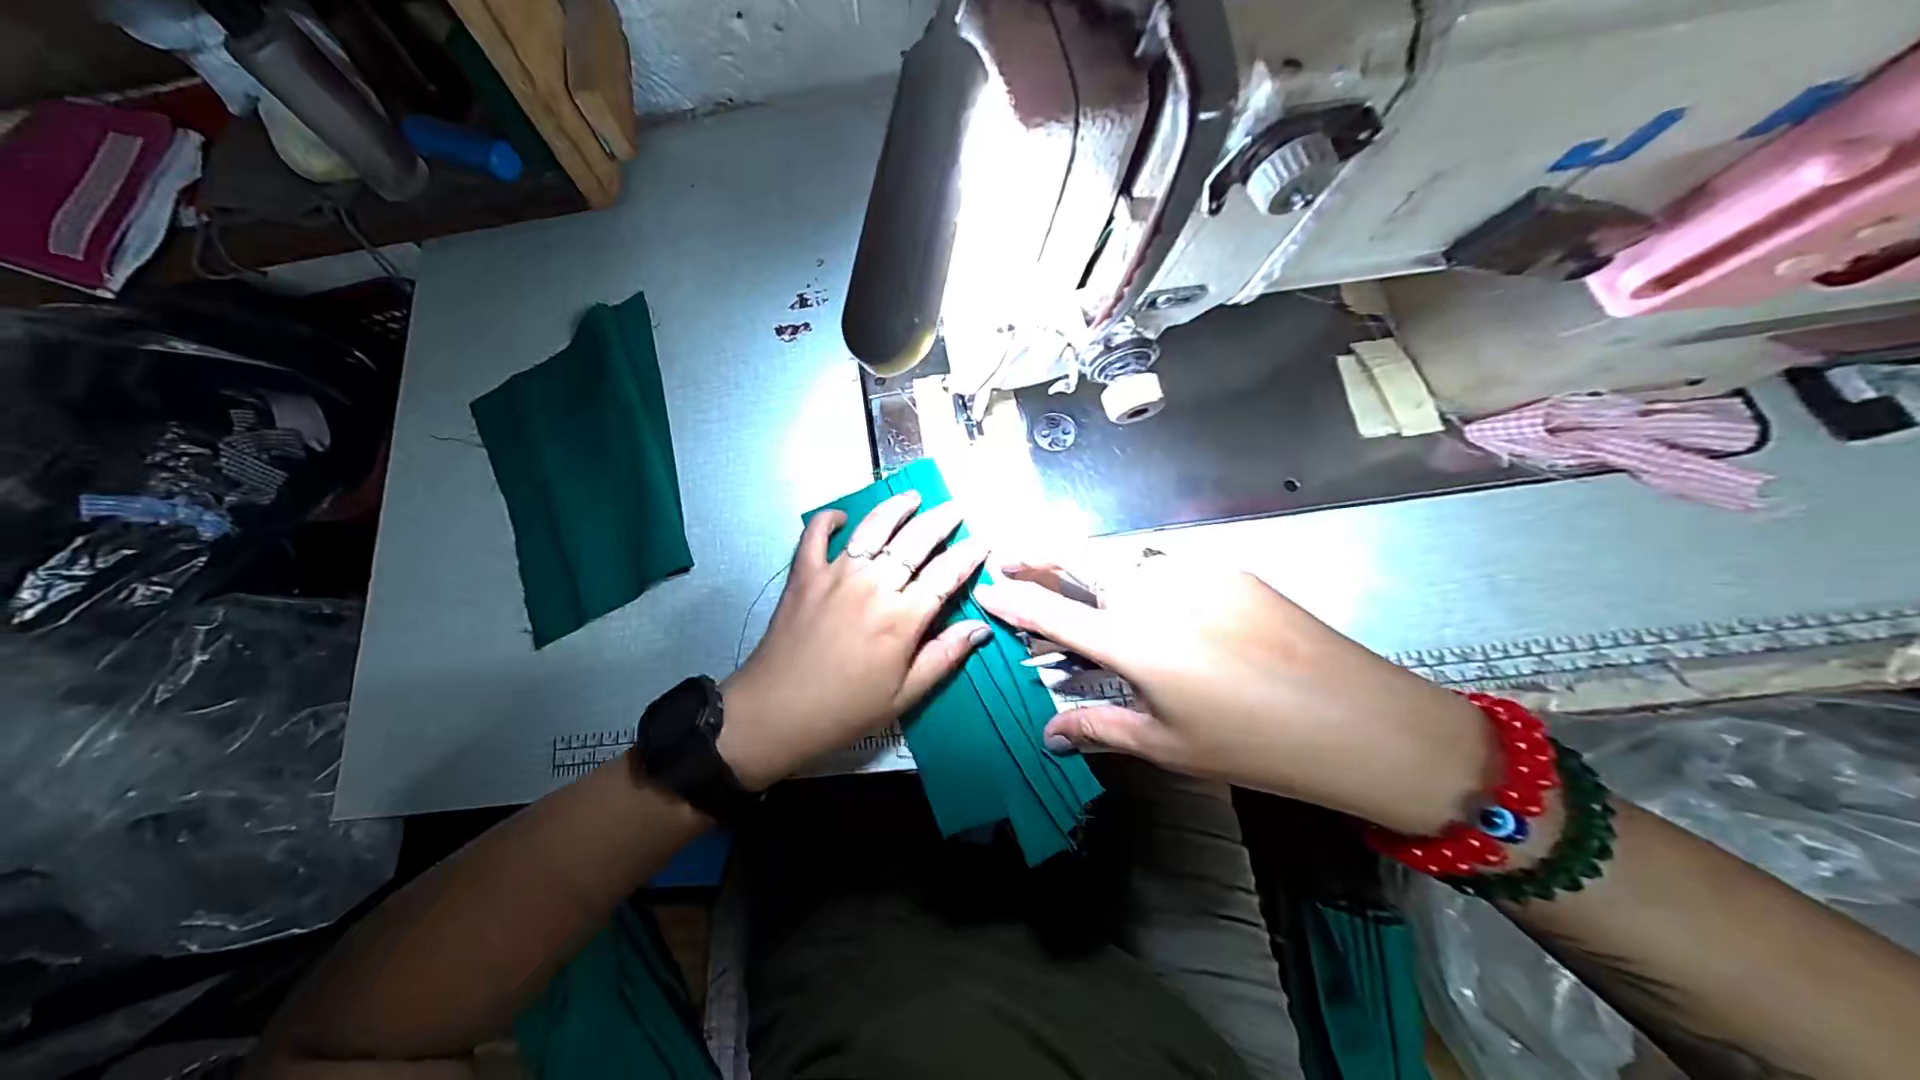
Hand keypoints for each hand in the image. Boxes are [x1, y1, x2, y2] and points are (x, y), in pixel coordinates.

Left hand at [716, 492, 991, 790]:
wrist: (775, 713)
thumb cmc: (845, 710)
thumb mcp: (904, 696)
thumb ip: (943, 657)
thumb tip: (981, 627)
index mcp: (901, 619)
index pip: (945, 575)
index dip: (968, 556)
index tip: (982, 542)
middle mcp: (872, 586)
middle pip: (914, 541)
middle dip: (940, 521)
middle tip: (955, 509)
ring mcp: (835, 575)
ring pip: (872, 528)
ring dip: (895, 508)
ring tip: (912, 496)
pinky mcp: (804, 576)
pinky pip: (815, 536)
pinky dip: (828, 520)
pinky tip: (841, 516)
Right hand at [973, 554, 1494, 834]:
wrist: (1360, 718)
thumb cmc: (1256, 745)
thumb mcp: (1170, 746)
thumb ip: (1101, 729)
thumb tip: (1050, 734)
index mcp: (1134, 644)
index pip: (1053, 613)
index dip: (1013, 599)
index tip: (987, 586)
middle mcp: (1156, 595)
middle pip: (1080, 558)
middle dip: (1038, 554)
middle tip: (1011, 555)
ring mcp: (1195, 573)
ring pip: (1123, 555)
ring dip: (1090, 562)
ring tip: (1075, 580)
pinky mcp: (1229, 568)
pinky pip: (1166, 562)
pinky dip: (1139, 571)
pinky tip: (1147, 595)